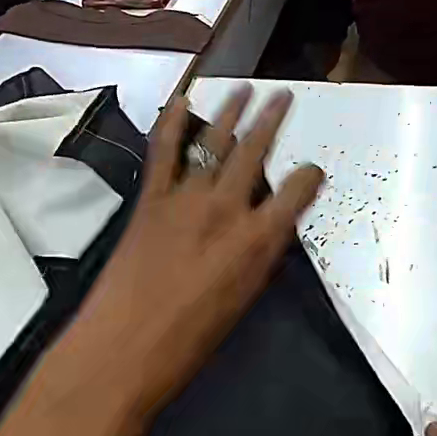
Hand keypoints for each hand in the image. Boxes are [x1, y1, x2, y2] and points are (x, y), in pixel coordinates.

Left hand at [46, 86, 322, 420]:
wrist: (123, 347)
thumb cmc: (189, 341)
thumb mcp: (242, 300)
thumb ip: (257, 257)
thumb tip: (265, 228)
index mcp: (257, 242)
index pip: (297, 192)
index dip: (310, 175)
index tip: (313, 167)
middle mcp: (226, 209)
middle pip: (255, 152)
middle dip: (272, 120)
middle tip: (283, 96)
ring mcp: (185, 198)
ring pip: (214, 142)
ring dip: (231, 112)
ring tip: (245, 88)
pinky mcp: (151, 197)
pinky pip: (164, 151)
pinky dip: (173, 122)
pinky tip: (182, 100)